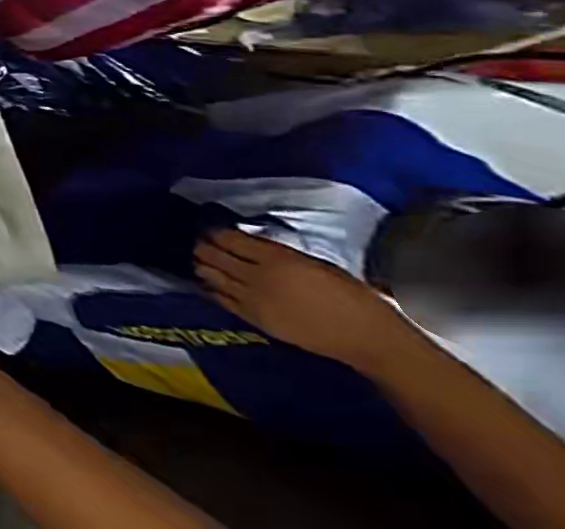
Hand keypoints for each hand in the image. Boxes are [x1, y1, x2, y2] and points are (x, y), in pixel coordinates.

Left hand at [193, 228, 417, 373]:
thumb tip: (250, 245)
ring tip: (197, 259)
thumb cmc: (350, 294)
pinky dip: (209, 288)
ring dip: (201, 265)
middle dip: (202, 246)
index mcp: (275, 258)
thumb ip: (277, 252)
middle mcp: (257, 276)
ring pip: (212, 275)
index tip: (208, 228)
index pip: (229, 238)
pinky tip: (204, 282)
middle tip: (198, 242)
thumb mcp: (312, 262)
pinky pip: (221, 299)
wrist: (367, 336)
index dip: (214, 232)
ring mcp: (253, 299)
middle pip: (214, 255)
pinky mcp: (255, 319)